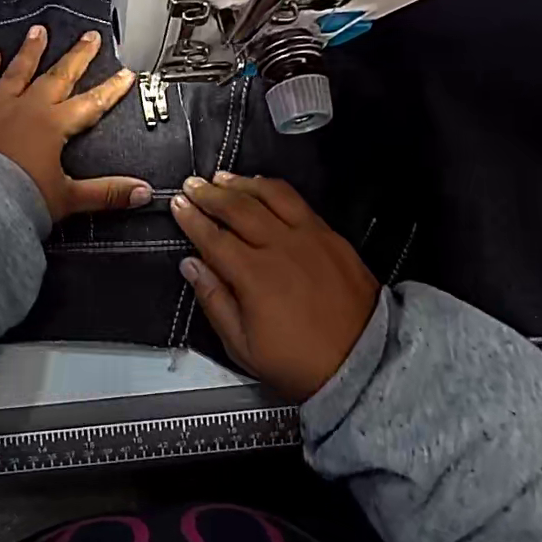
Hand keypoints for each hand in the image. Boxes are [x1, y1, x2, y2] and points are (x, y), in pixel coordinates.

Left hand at [0, 26, 152, 220]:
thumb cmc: (17, 199)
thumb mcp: (68, 198)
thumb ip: (106, 193)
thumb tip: (143, 192)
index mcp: (53, 126)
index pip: (91, 103)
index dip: (111, 89)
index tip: (126, 74)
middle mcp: (27, 108)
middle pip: (58, 76)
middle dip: (77, 56)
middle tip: (90, 37)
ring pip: (18, 72)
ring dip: (31, 51)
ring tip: (39, 31)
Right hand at [170, 172, 379, 400]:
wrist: (364, 364)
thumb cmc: (300, 362)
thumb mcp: (243, 346)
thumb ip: (214, 301)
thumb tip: (191, 266)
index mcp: (255, 276)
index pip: (213, 237)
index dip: (191, 219)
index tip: (177, 206)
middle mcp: (282, 247)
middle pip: (238, 208)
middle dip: (209, 194)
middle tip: (192, 185)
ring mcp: (310, 237)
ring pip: (270, 195)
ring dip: (241, 183)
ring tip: (221, 178)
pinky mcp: (331, 236)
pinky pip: (298, 201)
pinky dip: (274, 188)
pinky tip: (262, 187)